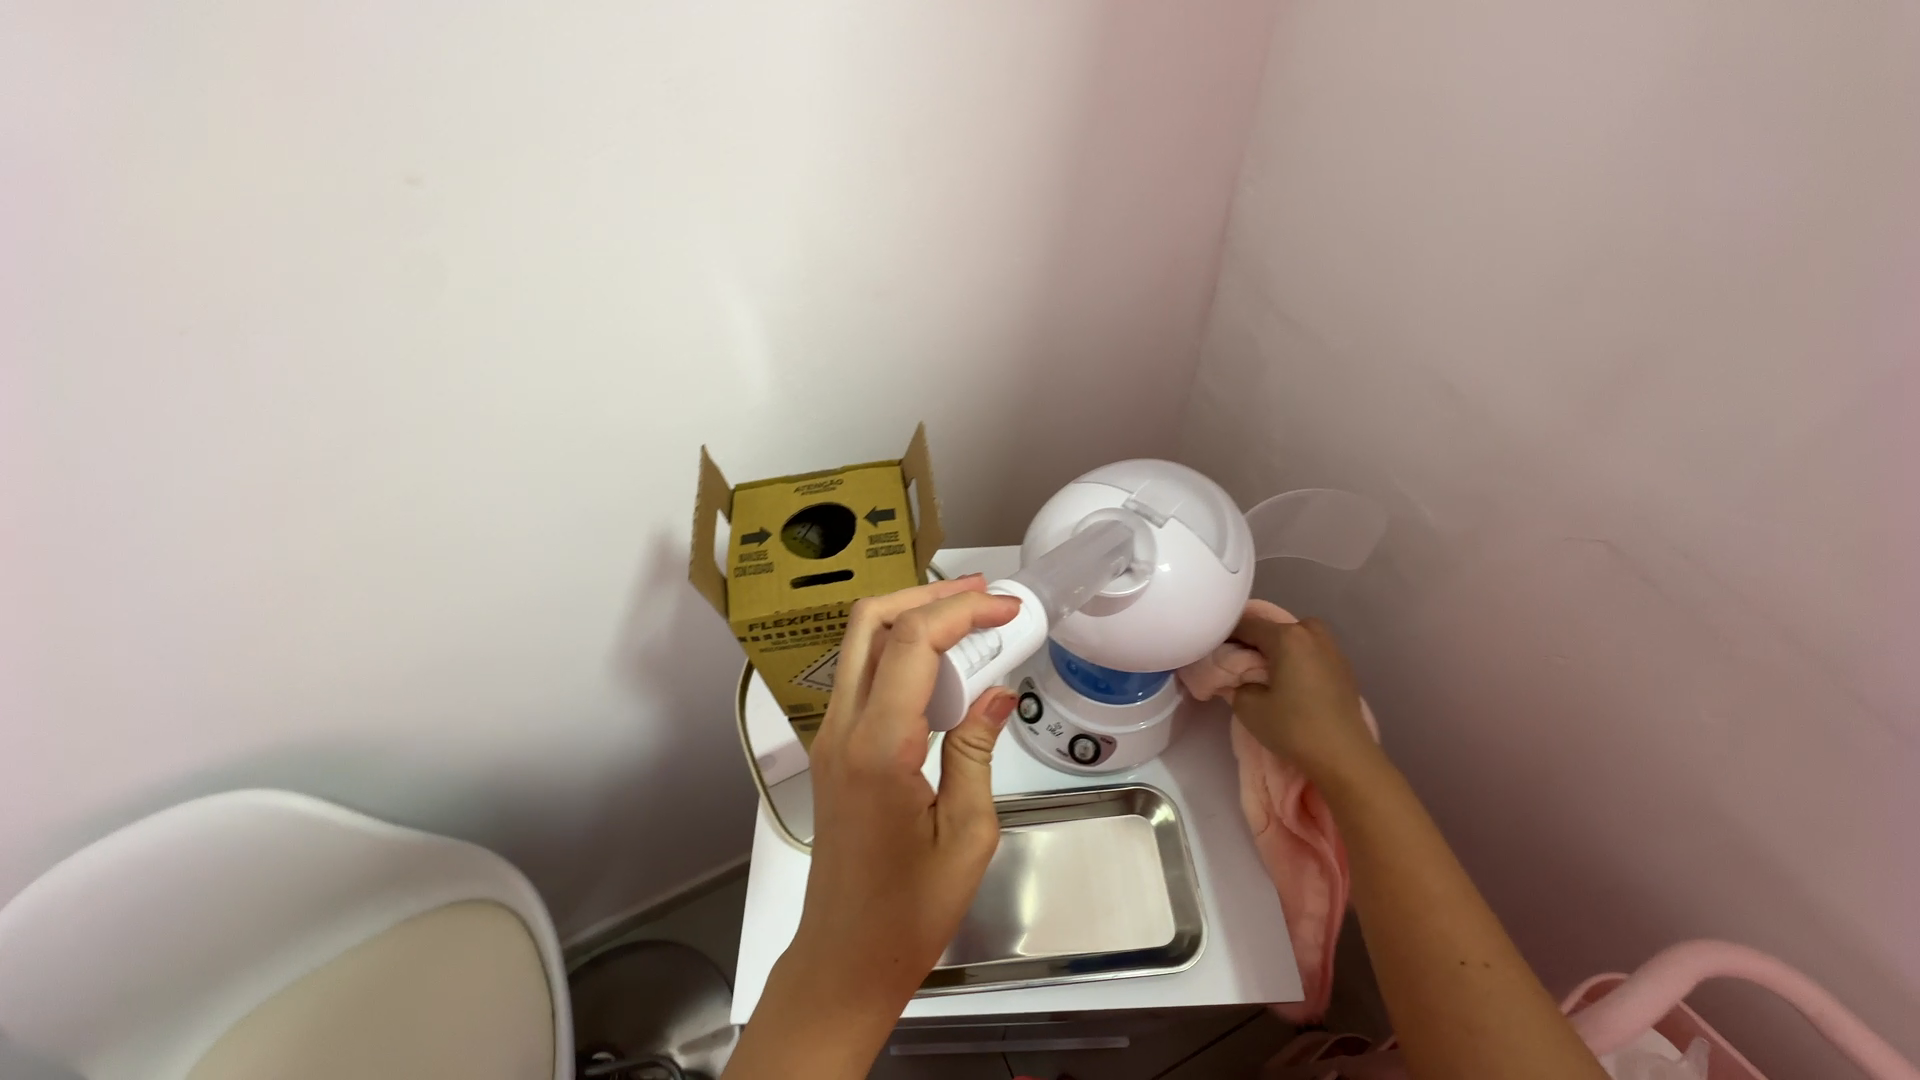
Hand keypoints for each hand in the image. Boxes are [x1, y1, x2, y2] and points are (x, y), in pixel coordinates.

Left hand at [789, 575, 1021, 1009]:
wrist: (844, 957)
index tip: (1008, 608)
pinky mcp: (832, 749)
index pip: (911, 643)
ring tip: (970, 619)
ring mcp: (829, 736)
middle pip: (870, 622)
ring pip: (859, 644)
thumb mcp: (967, 833)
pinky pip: (861, 676)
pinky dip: (900, 652)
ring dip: (911, 617)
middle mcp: (842, 729)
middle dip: (927, 594)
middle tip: (983, 595)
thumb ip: (977, 749)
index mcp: (878, 748)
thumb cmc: (910, 911)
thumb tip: (998, 691)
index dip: (961, 611)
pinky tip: (943, 667)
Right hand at [1228, 613, 1380, 784]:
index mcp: (1287, 637)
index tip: (1215, 653)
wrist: (1344, 757)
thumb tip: (1242, 678)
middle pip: (1275, 627)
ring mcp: (1333, 650)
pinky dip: (1298, 660)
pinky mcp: (1344, 669)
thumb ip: (1237, 683)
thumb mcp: (1247, 706)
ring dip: (1279, 649)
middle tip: (1242, 665)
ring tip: (1268, 674)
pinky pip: (1312, 653)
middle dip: (1256, 641)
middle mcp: (1312, 634)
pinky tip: (1291, 683)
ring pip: (1296, 638)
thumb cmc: (1293, 728)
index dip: (1227, 636)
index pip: (1247, 624)